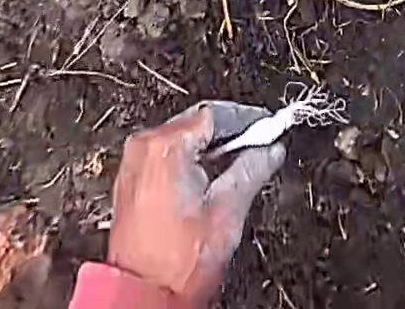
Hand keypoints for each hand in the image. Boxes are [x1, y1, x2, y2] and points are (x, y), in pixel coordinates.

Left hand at [107, 101, 285, 305]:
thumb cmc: (177, 264)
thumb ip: (253, 168)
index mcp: (166, 147)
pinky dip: (193, 159)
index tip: (269, 129)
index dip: (247, 120)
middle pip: (199, 122)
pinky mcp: (132, 181)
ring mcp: (135, 164)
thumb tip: (272, 148)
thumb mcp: (228, 209)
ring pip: (186, 137)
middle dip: (230, 132)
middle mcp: (145, 148)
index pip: (217, 114)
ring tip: (239, 163)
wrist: (141, 304)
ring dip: (212, 146)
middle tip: (258, 146)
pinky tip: (213, 177)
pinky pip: (170, 154)